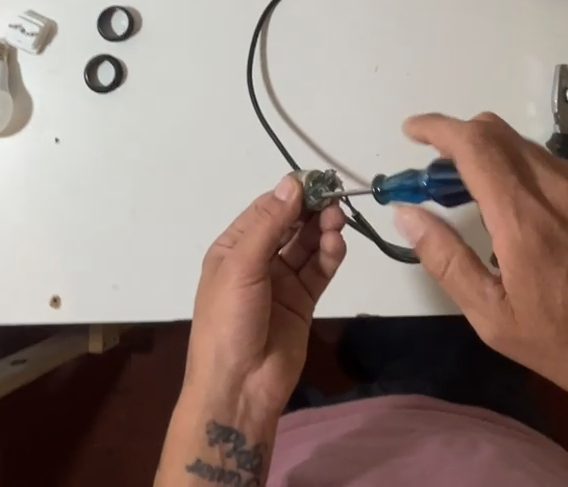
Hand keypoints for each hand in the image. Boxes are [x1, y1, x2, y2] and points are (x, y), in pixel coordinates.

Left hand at [183, 174, 347, 419]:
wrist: (238, 387)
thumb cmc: (228, 320)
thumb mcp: (241, 266)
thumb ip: (269, 225)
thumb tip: (291, 184)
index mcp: (233, 247)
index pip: (266, 209)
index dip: (290, 194)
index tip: (316, 180)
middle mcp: (257, 259)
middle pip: (290, 225)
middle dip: (311, 210)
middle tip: (334, 199)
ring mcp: (281, 281)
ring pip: (307, 246)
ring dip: (322, 230)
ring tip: (339, 220)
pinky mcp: (303, 302)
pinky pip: (319, 271)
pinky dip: (330, 256)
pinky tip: (338, 244)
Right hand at [392, 113, 567, 439]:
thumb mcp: (493, 317)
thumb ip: (445, 258)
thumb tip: (407, 212)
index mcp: (525, 219)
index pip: (473, 144)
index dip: (436, 127)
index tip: (411, 131)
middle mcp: (561, 190)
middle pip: (496, 131)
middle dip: (459, 138)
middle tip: (441, 173)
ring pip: (528, 146)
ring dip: (495, 156)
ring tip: (487, 199)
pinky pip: (560, 166)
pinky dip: (531, 173)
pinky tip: (536, 216)